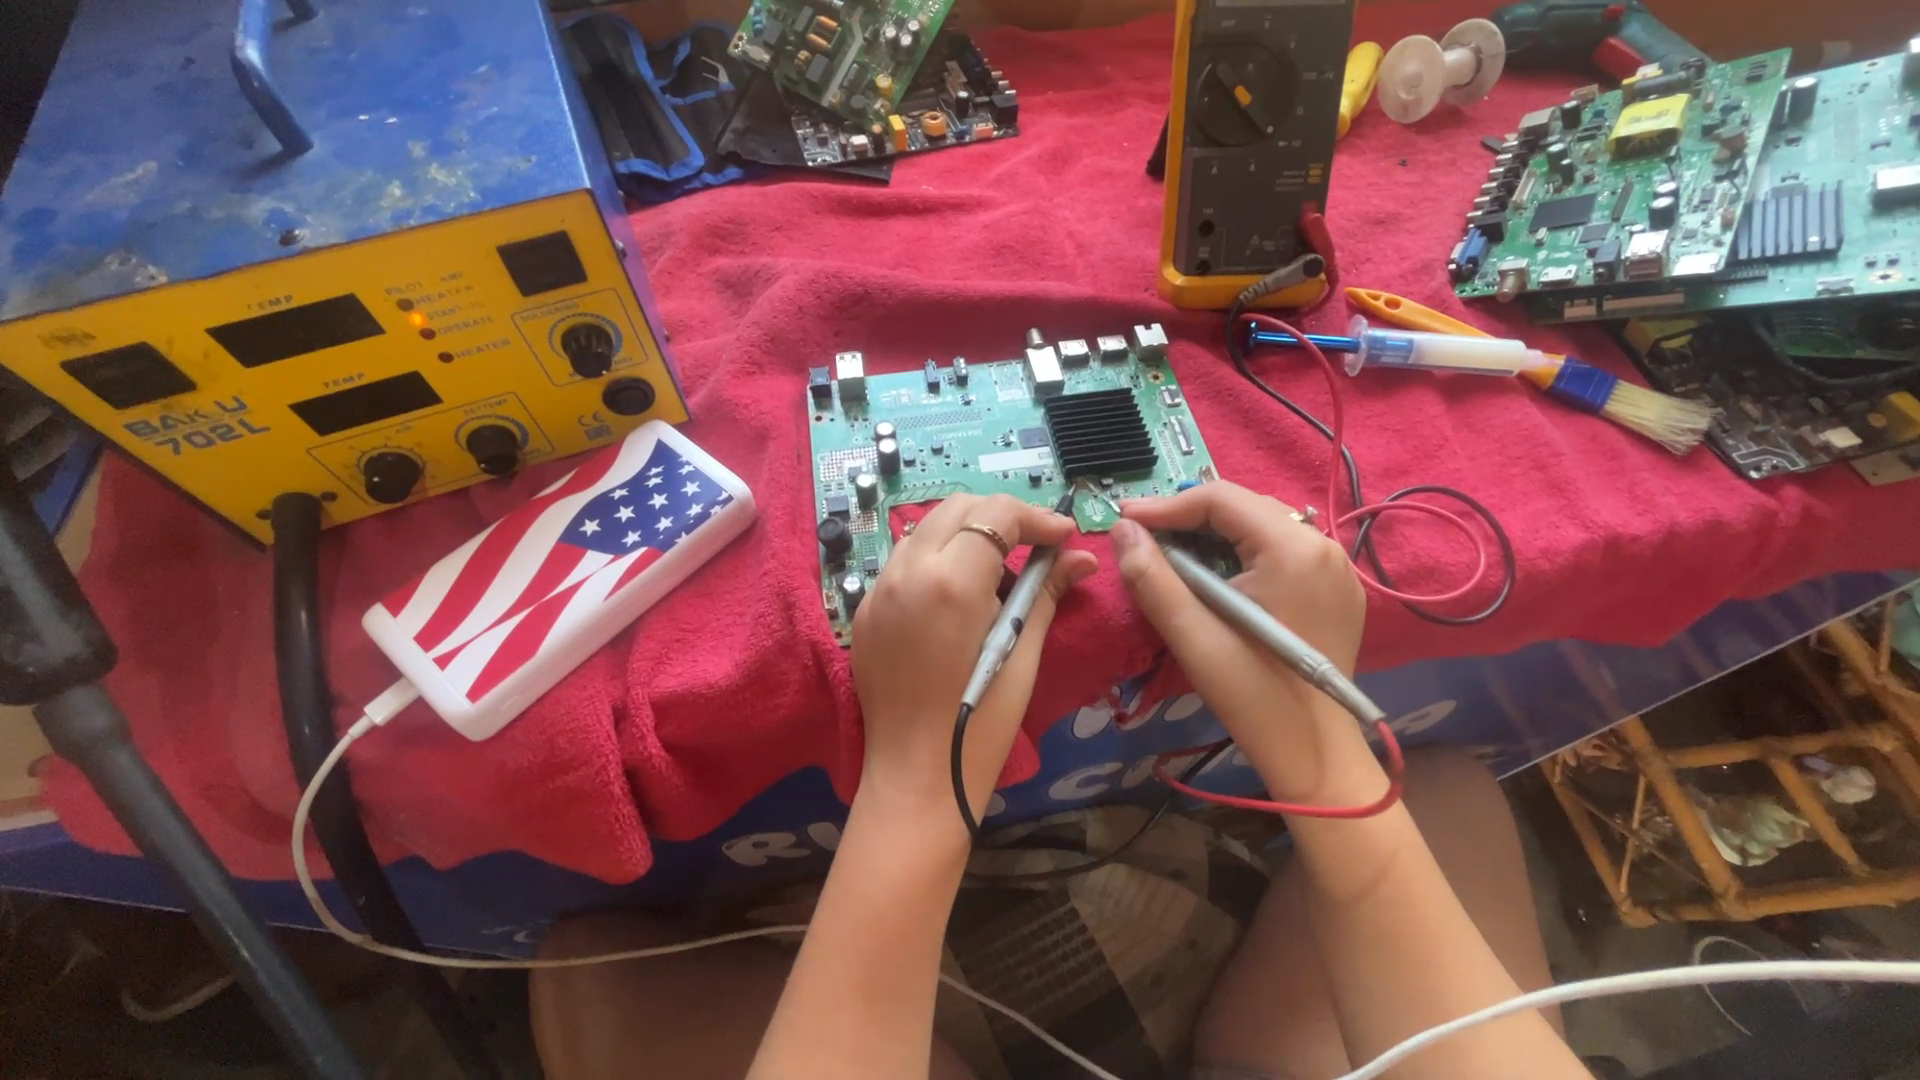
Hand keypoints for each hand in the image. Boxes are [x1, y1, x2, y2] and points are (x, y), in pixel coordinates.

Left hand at [851, 494, 1097, 833]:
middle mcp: (905, 572)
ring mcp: (877, 591)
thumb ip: (1045, 594)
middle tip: (1037, 546)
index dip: (1037, 518)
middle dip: (1001, 518)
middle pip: (958, 509)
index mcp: (949, 582)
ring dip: (967, 535)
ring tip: (1000, 572)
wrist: (915, 777)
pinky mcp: (864, 611)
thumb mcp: (1021, 655)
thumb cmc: (979, 723)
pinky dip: (937, 560)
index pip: (996, 515)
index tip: (1064, 537)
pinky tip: (960, 596)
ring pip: (926, 530)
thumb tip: (1081, 557)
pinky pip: (903, 564)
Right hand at [1111, 482, 1371, 803]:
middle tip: (1141, 536)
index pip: (1221, 499)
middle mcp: (1323, 546)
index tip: (1121, 518)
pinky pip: (1280, 549)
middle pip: (1243, 506)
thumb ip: (1151, 578)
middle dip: (1187, 516)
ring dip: (1212, 533)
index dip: (1166, 504)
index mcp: (1293, 550)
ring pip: (1260, 525)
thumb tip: (1122, 529)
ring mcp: (1335, 568)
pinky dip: (1240, 552)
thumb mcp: (1192, 637)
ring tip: (1171, 553)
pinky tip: (1214, 575)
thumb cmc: (1252, 696)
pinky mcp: (1335, 589)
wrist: (1314, 753)